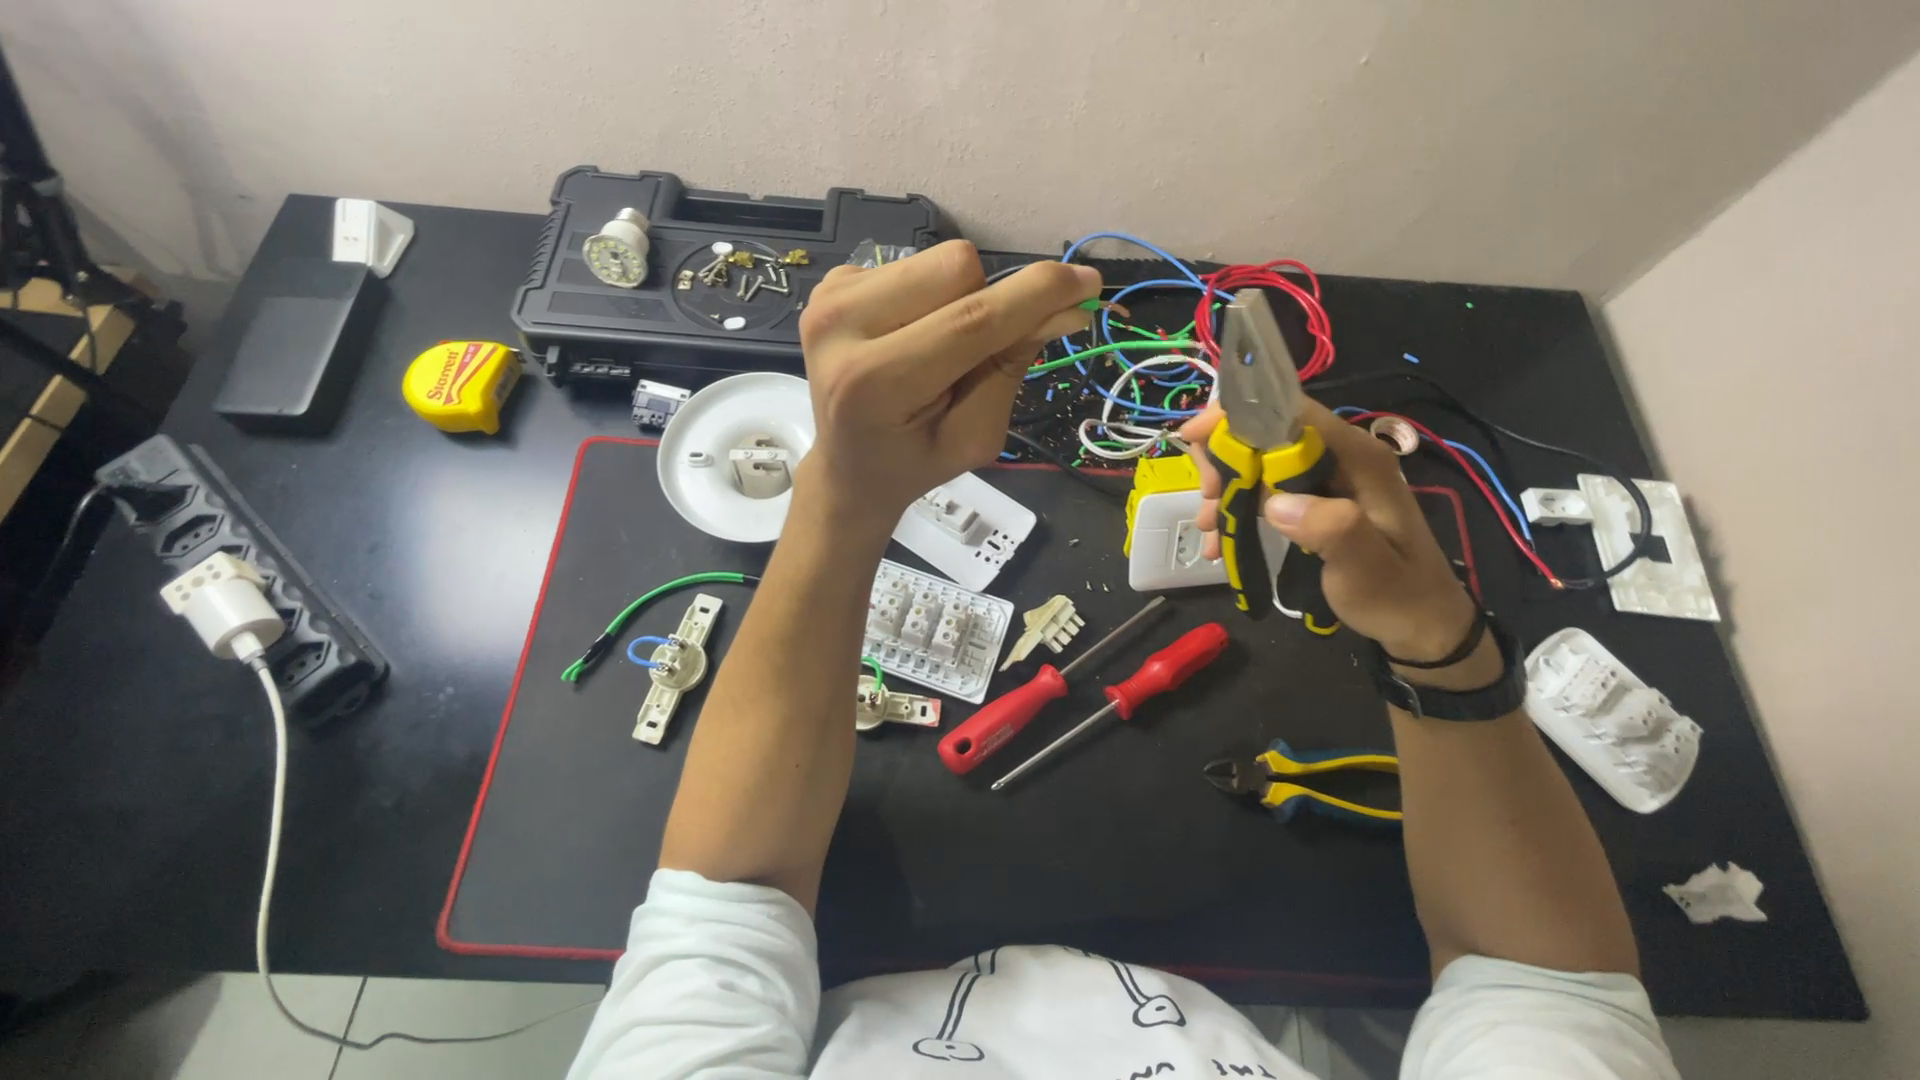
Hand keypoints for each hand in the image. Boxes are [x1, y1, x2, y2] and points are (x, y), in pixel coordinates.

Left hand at [795, 240, 1100, 531]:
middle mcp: (840, 326)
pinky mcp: (830, 282)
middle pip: (957, 267)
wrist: (847, 467)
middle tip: (973, 354)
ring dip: (960, 297)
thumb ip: (1012, 367)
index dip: (1037, 295)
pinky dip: (929, 297)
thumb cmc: (915, 461)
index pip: (973, 321)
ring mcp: (829, 297)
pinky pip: (913, 264)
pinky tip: (908, 337)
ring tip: (936, 348)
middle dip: (989, 303)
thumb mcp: (975, 436)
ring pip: (938, 258)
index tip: (1088, 283)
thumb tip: (1066, 306)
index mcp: (875, 382)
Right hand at [1179, 399, 1477, 662]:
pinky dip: (1239, 507)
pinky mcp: (1317, 498)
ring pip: (1261, 461)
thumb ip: (1332, 529)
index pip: (1291, 413)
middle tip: (1209, 503)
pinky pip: (1268, 488)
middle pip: (1268, 432)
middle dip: (1225, 459)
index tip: (1193, 439)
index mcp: (1357, 458)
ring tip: (1210, 528)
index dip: (1238, 417)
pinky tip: (1222, 539)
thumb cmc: (1396, 596)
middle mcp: (1341, 456)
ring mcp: (1329, 477)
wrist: (1422, 624)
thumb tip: (1278, 503)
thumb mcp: (1367, 569)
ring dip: (1227, 487)